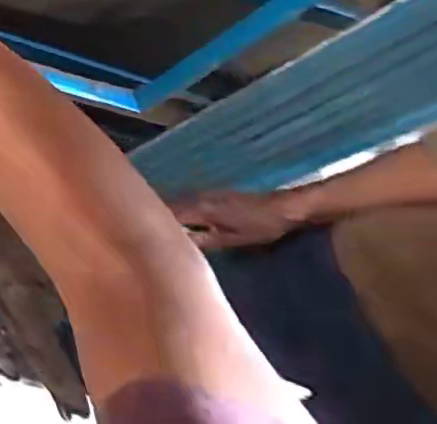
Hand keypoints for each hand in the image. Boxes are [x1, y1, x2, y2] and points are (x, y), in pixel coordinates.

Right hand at [169, 190, 308, 249]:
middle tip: (158, 237)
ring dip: (170, 215)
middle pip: (170, 207)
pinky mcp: (210, 194)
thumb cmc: (261, 227)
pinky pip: (186, 202)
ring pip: (177, 204)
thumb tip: (182, 243)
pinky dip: (181, 212)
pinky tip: (185, 223)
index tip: (155, 238)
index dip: (161, 226)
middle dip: (162, 220)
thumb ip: (206, 240)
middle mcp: (196, 197)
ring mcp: (203, 193)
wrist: (281, 207)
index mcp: (201, 209)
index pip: (171, 215)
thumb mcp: (235, 239)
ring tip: (168, 231)